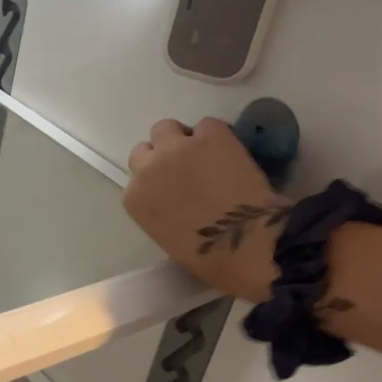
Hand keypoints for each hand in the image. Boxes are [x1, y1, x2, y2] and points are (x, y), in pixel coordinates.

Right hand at [124, 117, 287, 301]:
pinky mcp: (210, 135)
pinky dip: (216, 136)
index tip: (173, 188)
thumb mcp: (167, 236)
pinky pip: (207, 125)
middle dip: (162, 155)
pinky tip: (230, 153)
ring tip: (205, 154)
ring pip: (167, 127)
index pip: (137, 178)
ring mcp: (177, 147)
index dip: (156, 180)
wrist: (247, 243)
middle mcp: (148, 168)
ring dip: (182, 139)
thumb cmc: (208, 257)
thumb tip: (176, 198)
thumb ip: (160, 210)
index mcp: (135, 199)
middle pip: (145, 148)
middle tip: (187, 168)